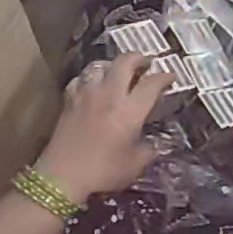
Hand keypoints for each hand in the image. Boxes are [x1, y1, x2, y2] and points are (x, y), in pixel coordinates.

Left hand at [34, 54, 172, 202]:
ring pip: (100, 66)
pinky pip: (81, 79)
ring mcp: (86, 94)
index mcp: (130, 110)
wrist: (61, 175)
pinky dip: (90, 79)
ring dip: (113, 66)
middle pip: (125, 62)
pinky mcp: (69, 100)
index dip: (164, 77)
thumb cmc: (103, 171)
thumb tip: (156, 142)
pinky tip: (92, 86)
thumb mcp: (135, 165)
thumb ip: (150, 150)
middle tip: (146, 62)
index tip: (171, 77)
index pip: (151, 84)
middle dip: (139, 58)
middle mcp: (109, 94)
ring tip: (118, 73)